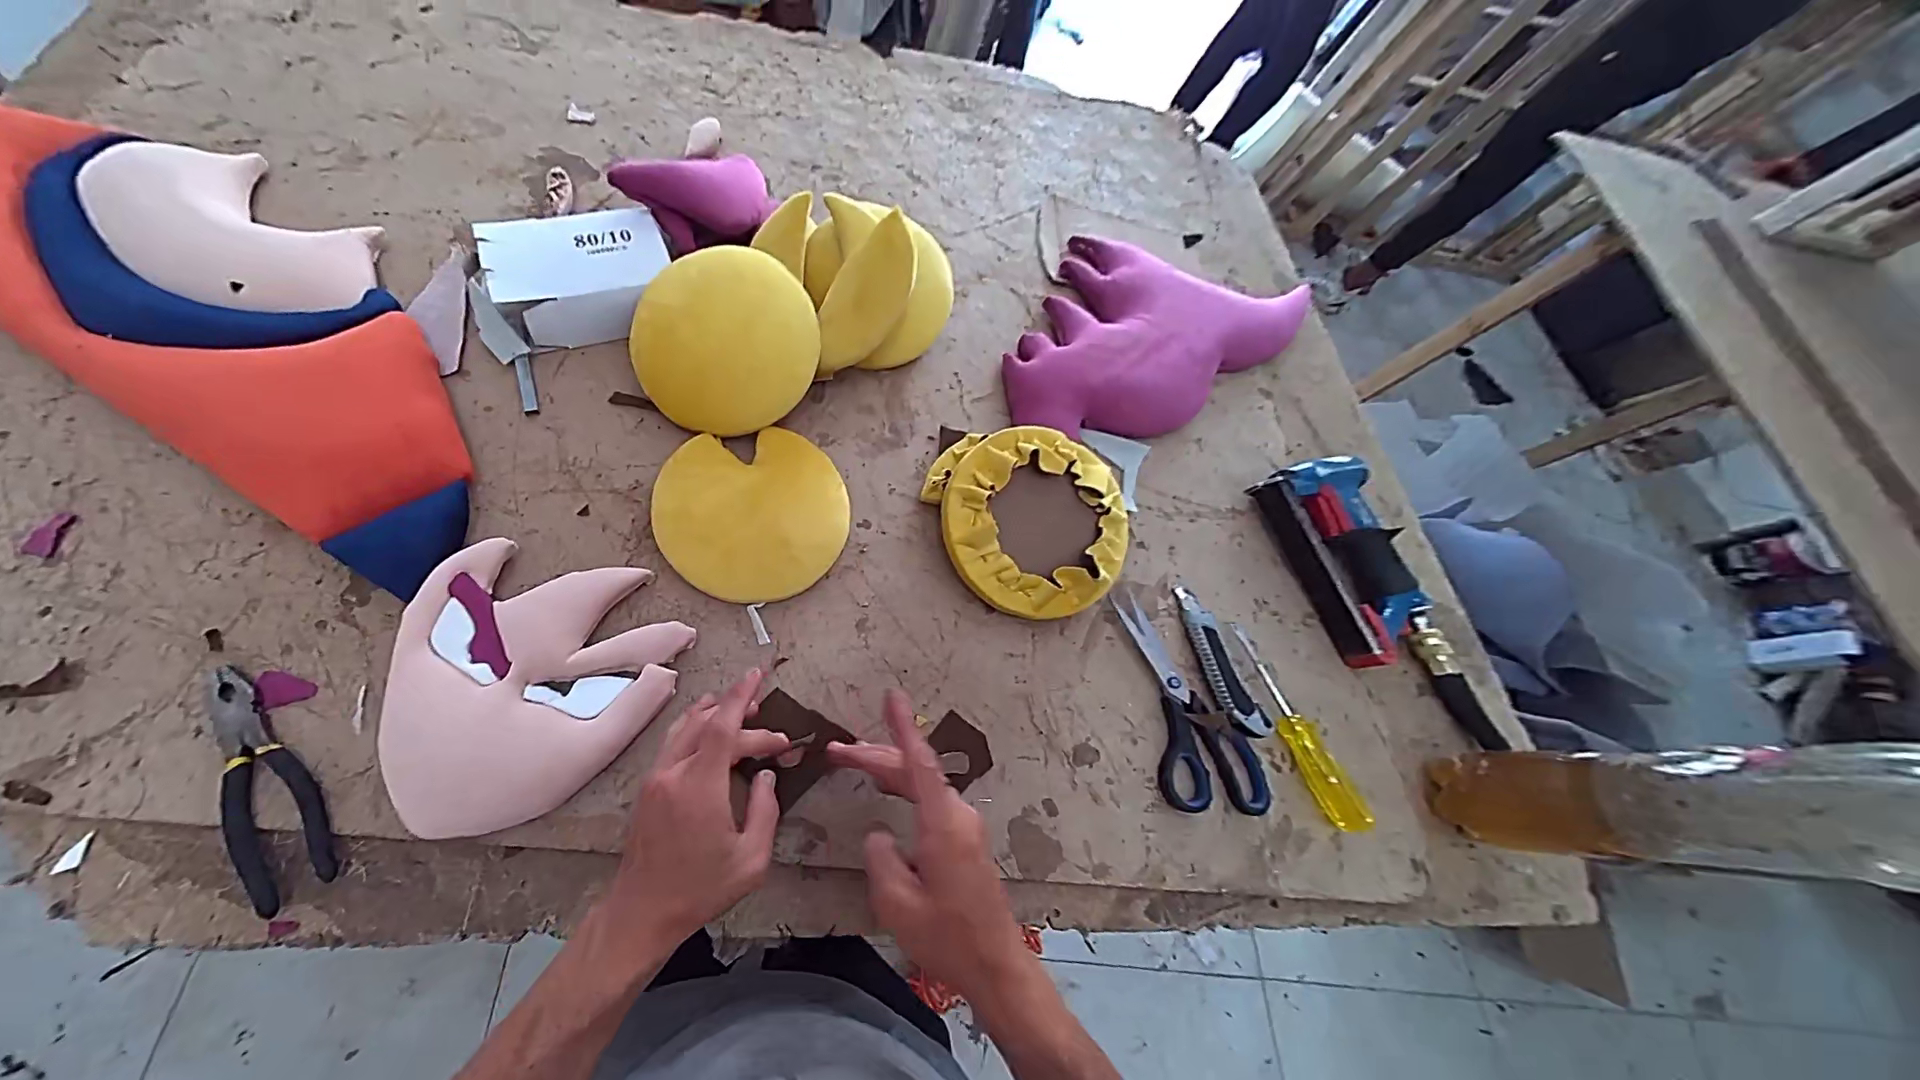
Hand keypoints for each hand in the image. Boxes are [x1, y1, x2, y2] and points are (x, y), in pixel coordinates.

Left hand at [606, 668, 787, 942]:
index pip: (723, 726)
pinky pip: (673, 742)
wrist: (640, 914)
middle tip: (770, 725)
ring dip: (714, 712)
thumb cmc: (700, 890)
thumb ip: (765, 810)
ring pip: (685, 727)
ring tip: (739, 708)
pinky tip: (706, 727)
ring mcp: (656, 779)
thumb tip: (765, 776)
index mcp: (700, 787)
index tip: (758, 675)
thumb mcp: (751, 858)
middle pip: (709, 724)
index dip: (742, 696)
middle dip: (741, 714)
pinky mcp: (648, 788)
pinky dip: (695, 726)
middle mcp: (674, 774)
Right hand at [827, 690, 1031, 999]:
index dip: (903, 727)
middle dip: (876, 756)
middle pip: (916, 772)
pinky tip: (887, 790)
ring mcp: (964, 825)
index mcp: (942, 822)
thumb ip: (881, 859)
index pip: (919, 763)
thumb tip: (878, 834)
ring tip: (853, 762)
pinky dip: (906, 789)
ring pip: (923, 785)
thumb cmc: (947, 936)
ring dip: (890, 772)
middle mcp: (957, 814)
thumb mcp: (898, 903)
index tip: (892, 697)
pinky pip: (931, 801)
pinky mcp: (964, 839)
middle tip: (837, 751)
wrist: (995, 963)